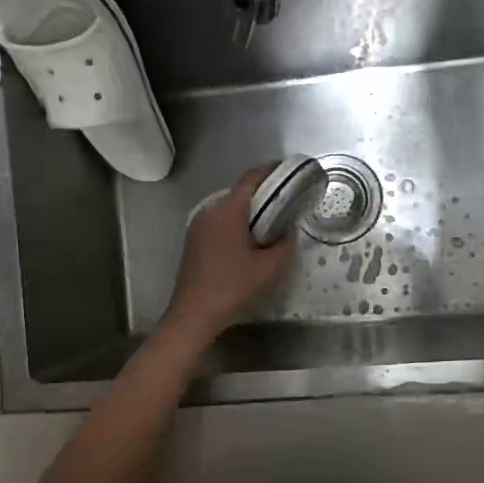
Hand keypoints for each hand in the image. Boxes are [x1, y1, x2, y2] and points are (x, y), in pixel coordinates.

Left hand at [165, 164, 296, 333]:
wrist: (194, 312)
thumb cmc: (232, 286)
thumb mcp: (269, 268)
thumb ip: (285, 246)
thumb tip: (289, 234)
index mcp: (228, 211)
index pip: (251, 179)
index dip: (271, 171)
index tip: (288, 171)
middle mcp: (210, 211)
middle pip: (240, 192)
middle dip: (263, 194)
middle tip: (285, 202)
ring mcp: (198, 225)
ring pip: (228, 208)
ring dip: (249, 210)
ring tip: (270, 223)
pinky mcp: (194, 240)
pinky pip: (219, 221)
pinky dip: (236, 223)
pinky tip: (248, 241)